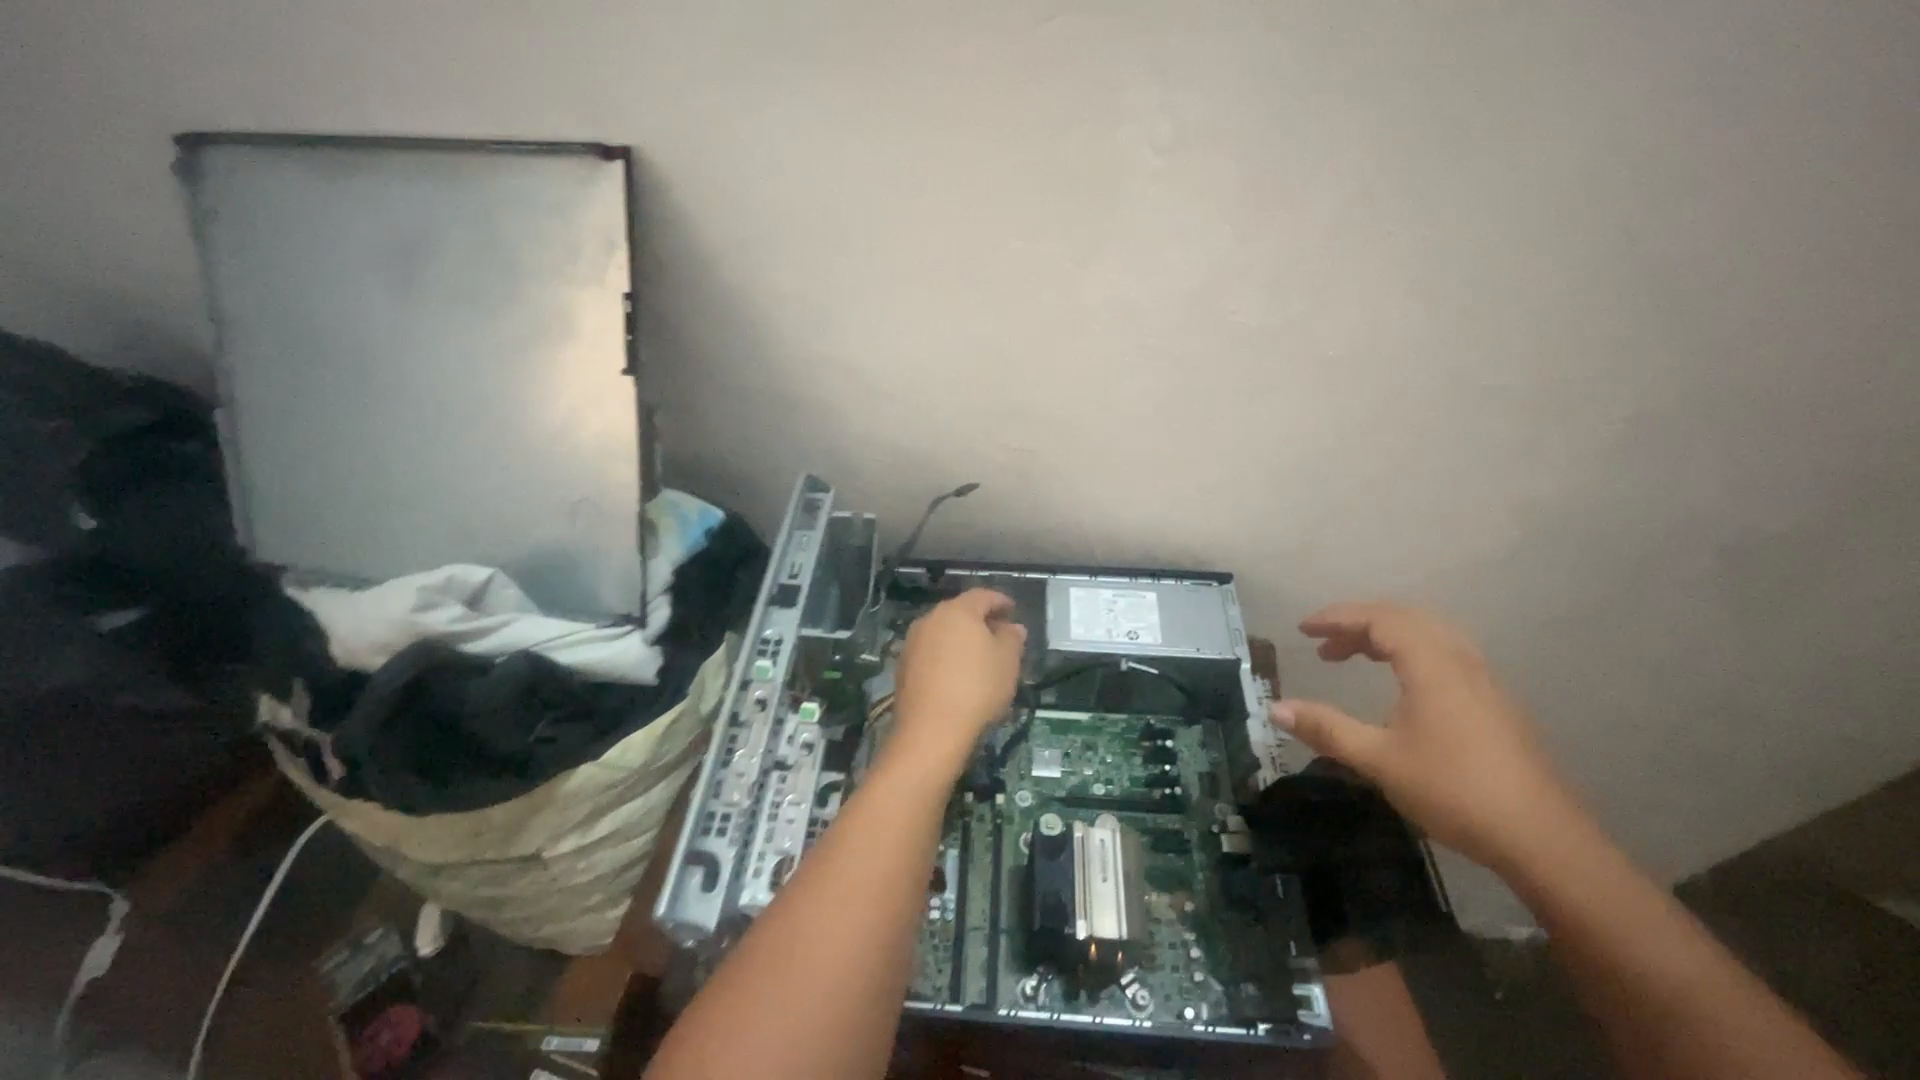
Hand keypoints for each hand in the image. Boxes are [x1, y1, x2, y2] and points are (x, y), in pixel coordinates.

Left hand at [890, 589, 1026, 771]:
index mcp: (957, 611)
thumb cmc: (977, 688)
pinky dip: (945, 656)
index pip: (982, 596)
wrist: (931, 729)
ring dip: (961, 639)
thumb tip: (1012, 627)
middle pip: (959, 612)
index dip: (1000, 601)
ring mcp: (912, 643)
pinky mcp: (903, 667)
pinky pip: (930, 652)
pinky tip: (957, 674)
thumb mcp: (1007, 662)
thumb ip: (1012, 638)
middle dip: (980, 620)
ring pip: (942, 632)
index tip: (1013, 609)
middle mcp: (930, 619)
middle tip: (998, 634)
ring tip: (979, 656)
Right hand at [1271, 602, 1584, 871]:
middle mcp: (1461, 661)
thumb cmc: (1452, 790)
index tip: (1303, 629)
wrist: (1539, 835)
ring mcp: (1485, 681)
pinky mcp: (1496, 704)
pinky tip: (1400, 688)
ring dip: (1388, 637)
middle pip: (1407, 619)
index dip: (1338, 618)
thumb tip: (1275, 708)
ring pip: (1431, 636)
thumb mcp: (1378, 759)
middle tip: (1323, 645)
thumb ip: (1327, 729)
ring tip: (1355, 657)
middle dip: (1360, 624)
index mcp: (1432, 665)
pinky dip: (1412, 654)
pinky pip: (1447, 655)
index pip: (1380, 619)